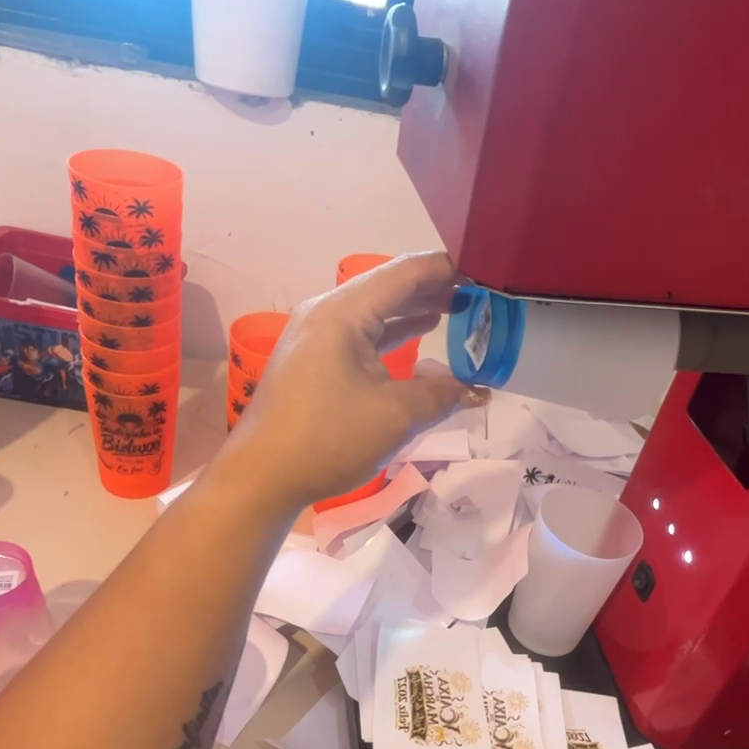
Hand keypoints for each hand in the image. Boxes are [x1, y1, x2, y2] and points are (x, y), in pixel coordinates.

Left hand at [225, 253, 475, 506]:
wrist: (261, 477)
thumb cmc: (328, 440)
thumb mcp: (395, 416)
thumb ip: (442, 394)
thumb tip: (477, 389)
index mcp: (343, 312)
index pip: (406, 272)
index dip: (448, 270)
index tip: (486, 277)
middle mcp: (326, 312)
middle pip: (390, 286)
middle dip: (435, 289)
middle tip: (480, 296)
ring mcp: (316, 336)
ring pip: (375, 311)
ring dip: (415, 310)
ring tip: (458, 311)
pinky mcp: (313, 360)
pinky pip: (361, 333)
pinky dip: (393, 333)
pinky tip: (419, 334)